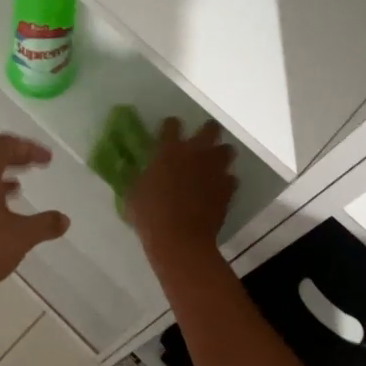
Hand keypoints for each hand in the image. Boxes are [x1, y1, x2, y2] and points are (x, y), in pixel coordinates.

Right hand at [128, 118, 235, 256]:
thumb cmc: (150, 216)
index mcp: (169, 150)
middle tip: (201, 140)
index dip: (170, 126)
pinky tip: (219, 188)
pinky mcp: (227, 188)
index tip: (168, 131)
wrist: (180, 240)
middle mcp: (195, 153)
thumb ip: (139, 177)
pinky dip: (226, 181)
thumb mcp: (134, 194)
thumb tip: (139, 172)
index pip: (172, 124)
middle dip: (207, 131)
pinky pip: (232, 178)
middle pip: (210, 129)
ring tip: (214, 164)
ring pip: (227, 150)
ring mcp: (215, 170)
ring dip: (221, 154)